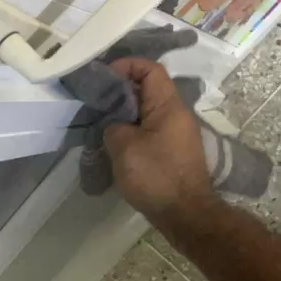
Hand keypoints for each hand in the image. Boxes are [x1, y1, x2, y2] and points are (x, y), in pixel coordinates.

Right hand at [103, 58, 216, 221]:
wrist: (185, 214)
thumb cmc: (156, 176)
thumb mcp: (124, 147)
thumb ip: (113, 126)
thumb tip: (113, 124)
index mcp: (169, 106)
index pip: (151, 69)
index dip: (127, 66)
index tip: (104, 78)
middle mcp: (177, 114)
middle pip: (148, 88)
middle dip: (121, 90)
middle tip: (95, 100)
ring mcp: (177, 134)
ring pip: (147, 111)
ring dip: (124, 112)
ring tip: (100, 121)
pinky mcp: (173, 152)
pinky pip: (150, 129)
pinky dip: (132, 130)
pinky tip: (114, 142)